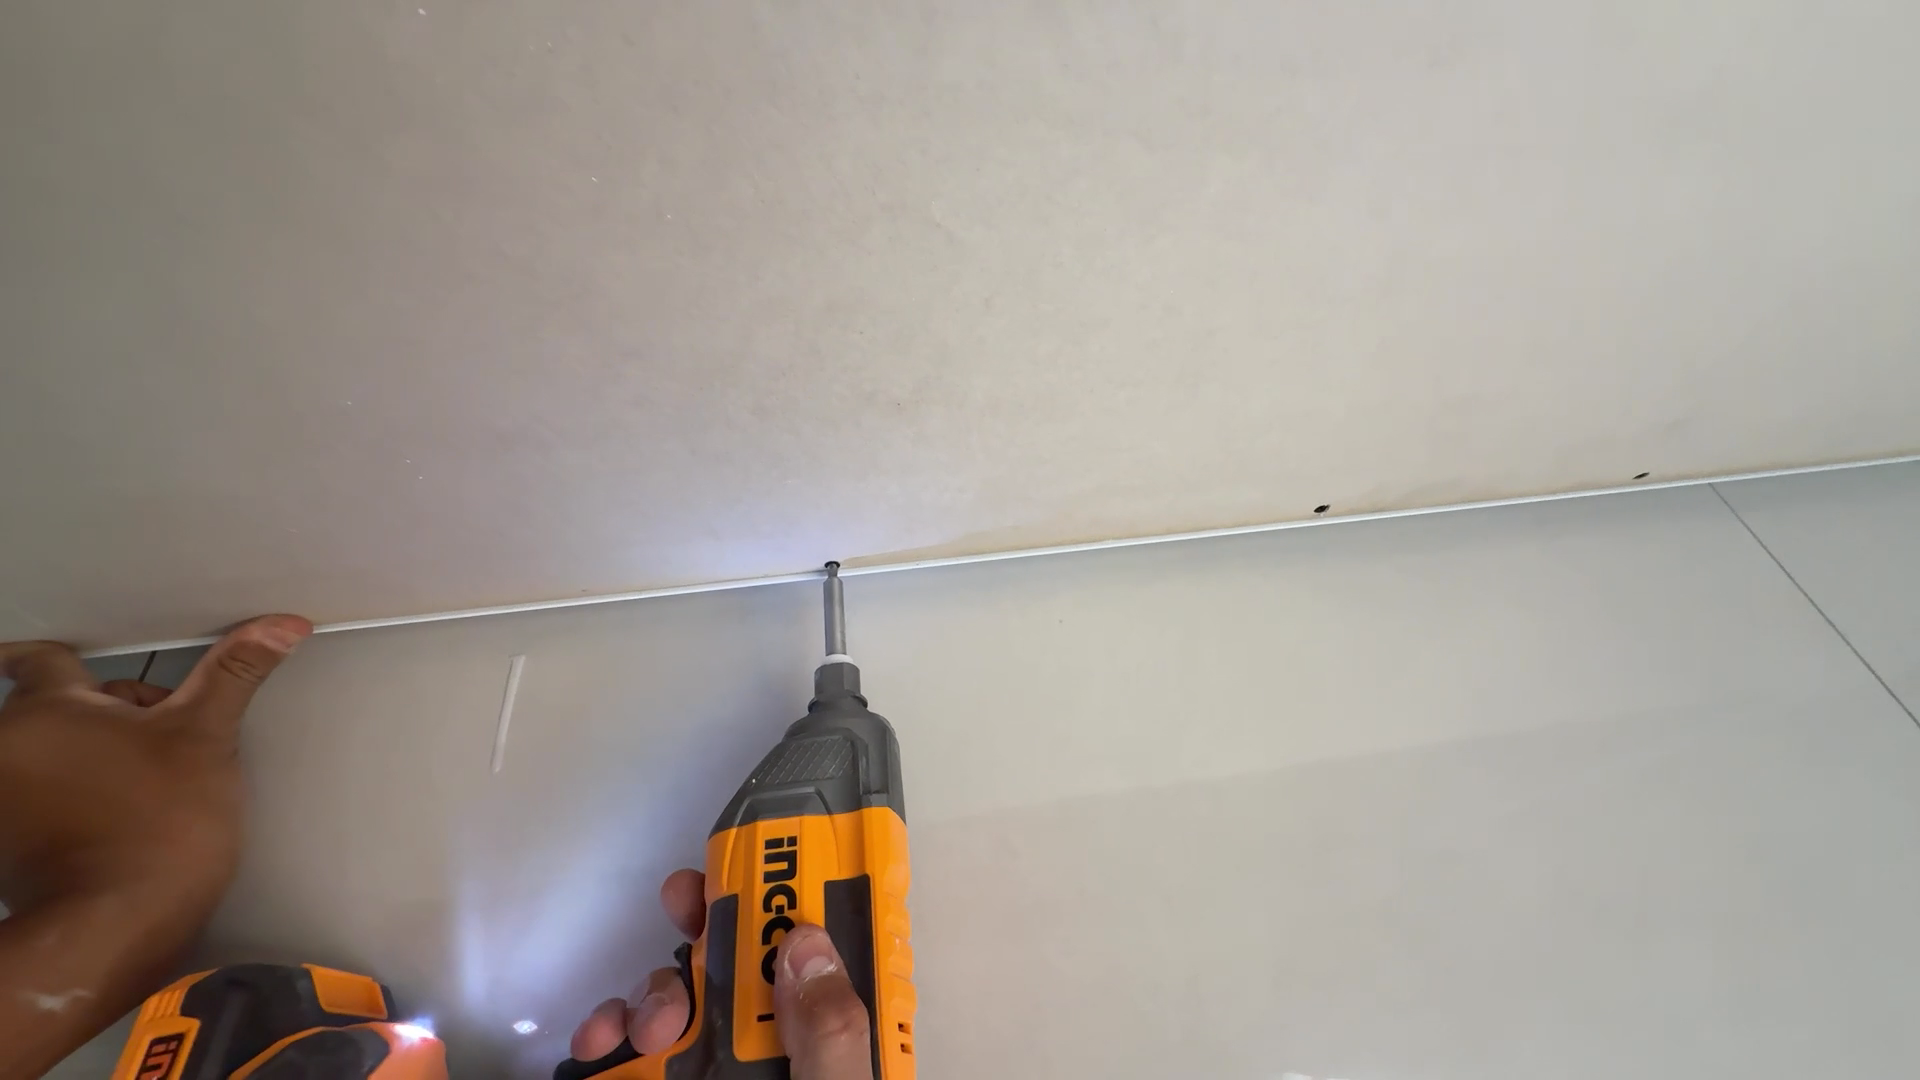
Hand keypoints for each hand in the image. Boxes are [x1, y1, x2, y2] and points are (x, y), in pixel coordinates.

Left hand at [0, 615, 311, 920]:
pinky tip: (130, 809)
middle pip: (64, 707)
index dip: (81, 659)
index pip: (43, 660)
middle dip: (118, 713)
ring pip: (60, 749)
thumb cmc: (160, 815)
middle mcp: (1, 751)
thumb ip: (236, 671)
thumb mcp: (208, 733)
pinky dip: (86, 788)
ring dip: (105, 751)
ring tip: (157, 778)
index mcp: (39, 715)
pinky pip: (49, 790)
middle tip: (171, 739)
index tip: (111, 669)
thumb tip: (282, 623)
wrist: (119, 918)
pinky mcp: (7, 838)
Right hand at [569, 869, 875, 1079]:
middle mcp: (779, 1050)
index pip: (828, 947)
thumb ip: (832, 1037)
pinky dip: (615, 1031)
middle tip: (682, 899)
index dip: (798, 891)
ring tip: (644, 1012)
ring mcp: (722, 1074)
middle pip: (750, 960)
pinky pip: (641, 1050)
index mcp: (835, 1042)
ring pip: (690, 997)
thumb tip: (803, 941)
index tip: (761, 852)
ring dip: (658, 982)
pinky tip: (601, 1036)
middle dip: (712, 920)